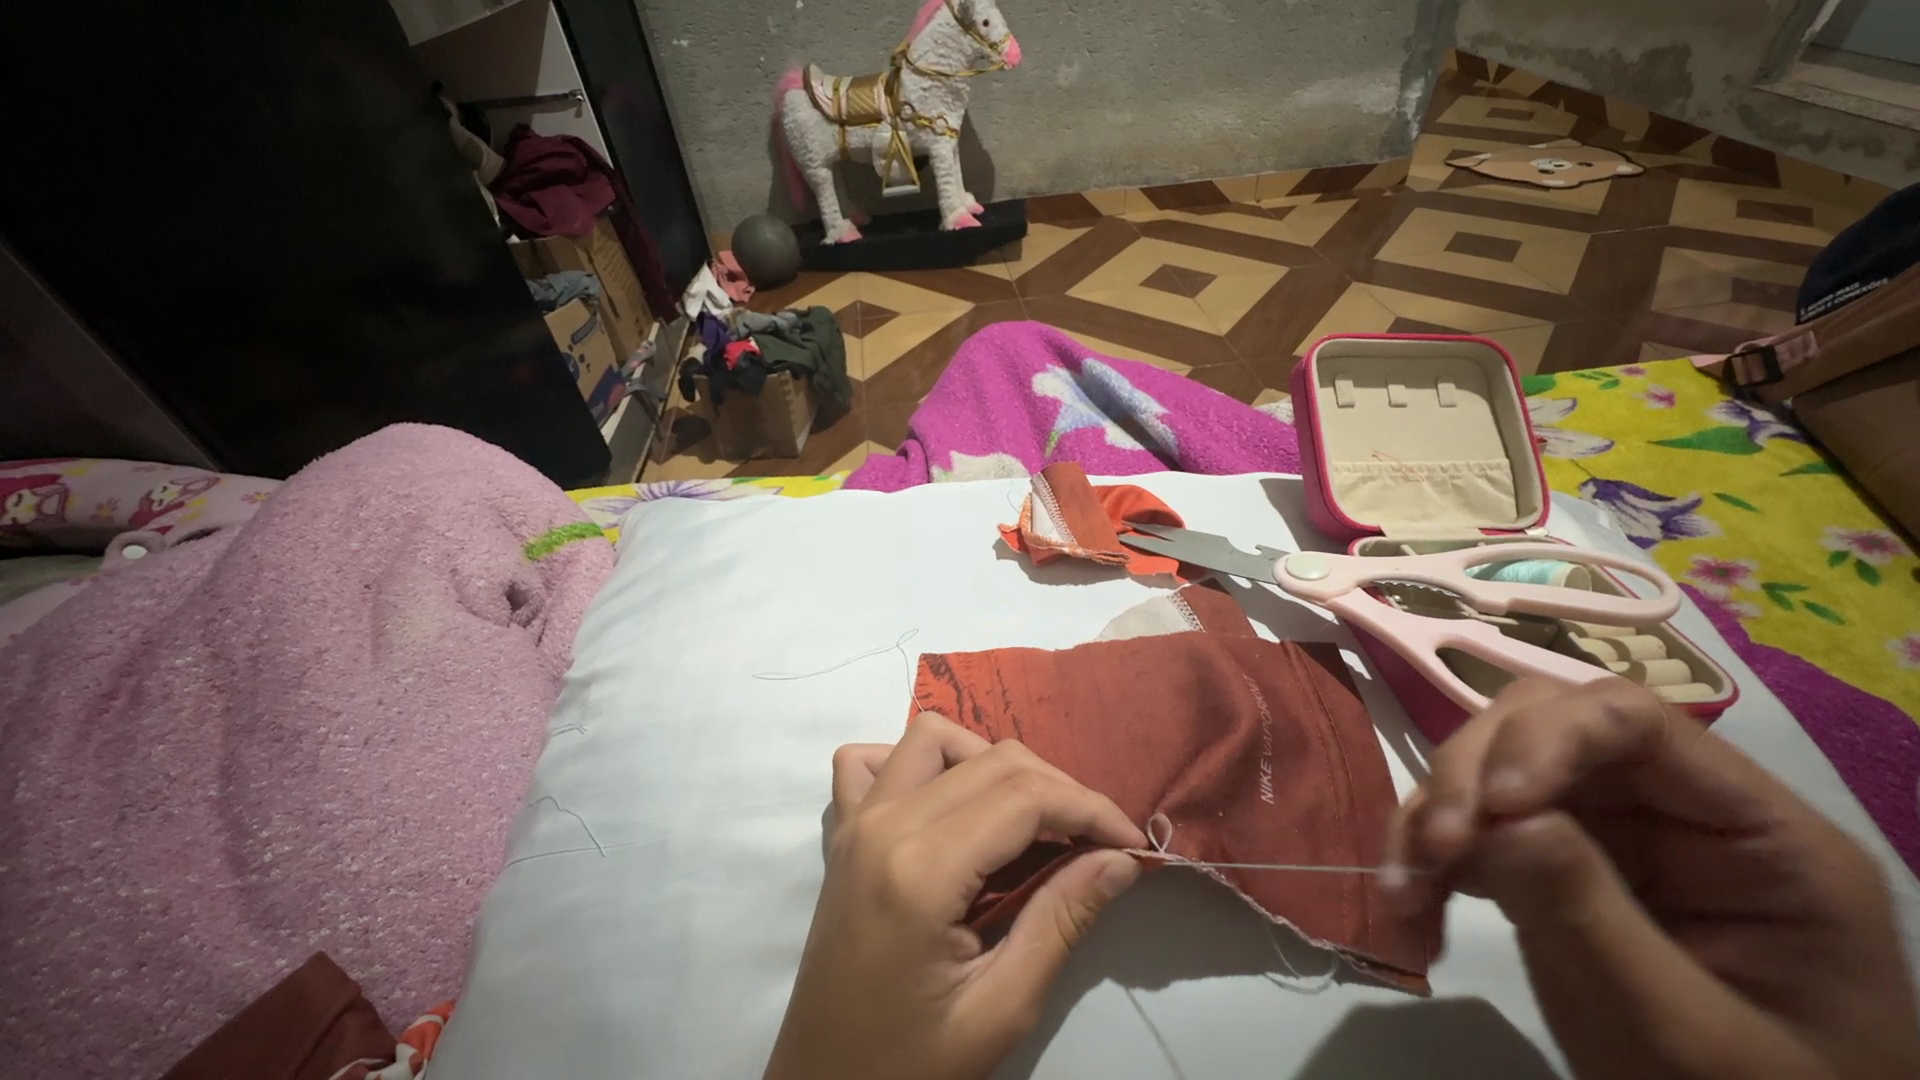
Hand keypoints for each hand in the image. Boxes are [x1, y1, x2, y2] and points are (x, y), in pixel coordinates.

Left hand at [765, 713, 1146, 1079]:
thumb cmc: (911, 1063)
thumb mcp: (1000, 1009)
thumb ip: (1061, 920)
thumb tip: (1121, 858)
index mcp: (921, 869)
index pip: (1025, 796)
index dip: (1091, 809)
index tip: (1133, 843)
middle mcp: (884, 823)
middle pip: (992, 759)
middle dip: (1059, 789)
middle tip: (1094, 841)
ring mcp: (855, 820)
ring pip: (934, 737)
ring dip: (994, 762)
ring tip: (1028, 820)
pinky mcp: (843, 830)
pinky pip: (873, 759)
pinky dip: (919, 762)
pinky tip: (947, 800)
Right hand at [1385, 678, 1919, 1079]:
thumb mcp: (1680, 1028)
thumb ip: (1591, 915)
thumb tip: (1497, 819)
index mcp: (1754, 831)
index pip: (1635, 724)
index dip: (1545, 739)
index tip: (1486, 807)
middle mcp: (1672, 807)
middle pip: (1544, 726)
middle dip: (1472, 775)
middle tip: (1431, 846)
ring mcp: (1607, 830)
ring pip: (1489, 767)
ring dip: (1433, 818)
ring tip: (1402, 892)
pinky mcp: (1548, 858)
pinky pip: (1470, 824)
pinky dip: (1424, 856)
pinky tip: (1409, 907)